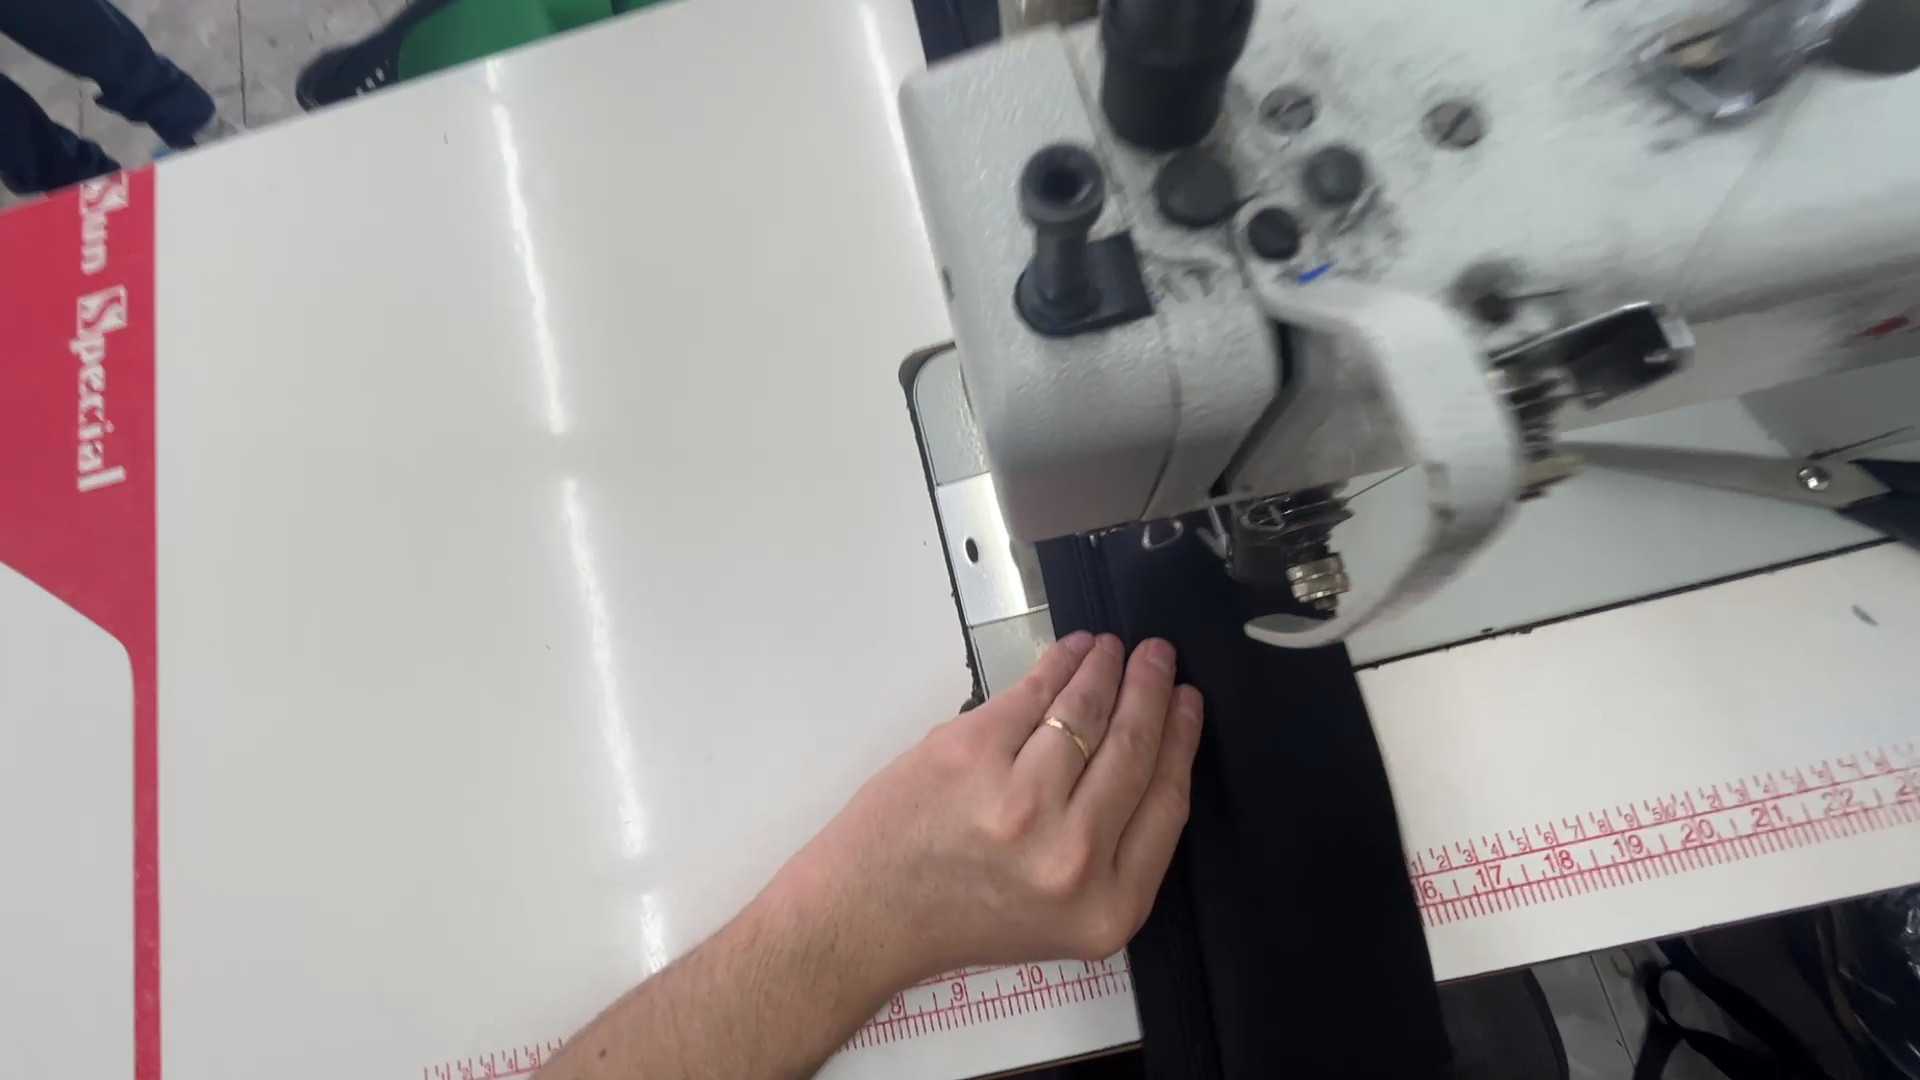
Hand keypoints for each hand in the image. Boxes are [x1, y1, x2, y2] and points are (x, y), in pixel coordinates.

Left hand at [768, 631, 1203, 991]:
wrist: (870, 912)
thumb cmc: (964, 913)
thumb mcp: (1064, 914)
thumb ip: (1112, 848)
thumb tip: (1145, 746)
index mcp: (1108, 908)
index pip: (1166, 801)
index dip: (1181, 740)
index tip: (1188, 702)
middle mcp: (1073, 855)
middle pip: (1132, 748)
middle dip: (1152, 691)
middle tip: (1160, 657)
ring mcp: (1020, 799)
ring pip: (1084, 711)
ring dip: (1105, 668)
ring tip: (1113, 648)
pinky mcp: (972, 752)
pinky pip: (1032, 693)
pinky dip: (1058, 663)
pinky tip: (1072, 651)